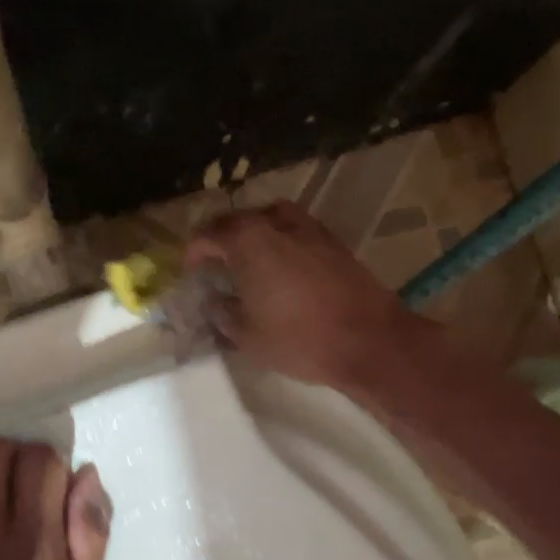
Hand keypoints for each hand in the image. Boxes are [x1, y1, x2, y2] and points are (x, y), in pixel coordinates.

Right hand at [184, 201, 441, 398]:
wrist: (370, 340)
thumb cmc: (300, 338)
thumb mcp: (248, 336)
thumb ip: (222, 313)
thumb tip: (213, 301)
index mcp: (248, 240)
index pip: (208, 234)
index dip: (194, 251)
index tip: (189, 270)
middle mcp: (276, 223)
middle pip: (238, 220)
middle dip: (221, 238)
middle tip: (213, 262)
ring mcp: (308, 227)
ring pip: (268, 218)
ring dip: (251, 233)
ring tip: (245, 259)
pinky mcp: (332, 240)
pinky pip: (293, 229)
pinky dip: (278, 239)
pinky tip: (279, 265)